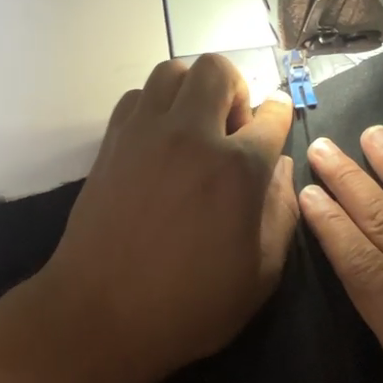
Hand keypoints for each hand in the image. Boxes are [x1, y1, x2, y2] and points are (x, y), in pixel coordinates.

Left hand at [34, 55, 297, 382]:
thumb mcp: (260, 274)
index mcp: (237, 168)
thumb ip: (282, 213)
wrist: (100, 313)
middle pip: (218, 70)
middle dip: (236, 89)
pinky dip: (155, 104)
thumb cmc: (189, 305)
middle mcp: (191, 135)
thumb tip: (280, 167)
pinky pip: (137, 95)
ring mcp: (145, 132)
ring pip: (173, 70)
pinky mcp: (111, 140)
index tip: (276, 120)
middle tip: (232, 128)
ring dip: (192, 88)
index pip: (271, 115)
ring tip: (194, 125)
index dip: (280, 113)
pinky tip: (159, 139)